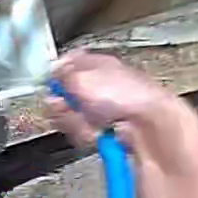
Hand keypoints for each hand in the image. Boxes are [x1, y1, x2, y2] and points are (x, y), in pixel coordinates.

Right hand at [43, 49, 191, 150]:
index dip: (56, 75)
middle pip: (64, 94)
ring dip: (73, 122)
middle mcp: (99, 84)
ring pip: (69, 116)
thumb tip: (52, 70)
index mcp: (96, 64)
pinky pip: (81, 131)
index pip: (68, 63)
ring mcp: (101, 107)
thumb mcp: (81, 78)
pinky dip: (84, 133)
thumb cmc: (122, 95)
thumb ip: (61, 73)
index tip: (51, 85)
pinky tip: (95, 132)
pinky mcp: (103, 127)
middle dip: (62, 105)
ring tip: (88, 122)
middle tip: (68, 108)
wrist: (147, 124)